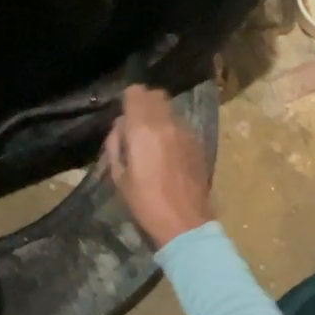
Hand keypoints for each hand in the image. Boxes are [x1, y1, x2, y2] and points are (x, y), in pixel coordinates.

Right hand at [105, 85, 213, 247]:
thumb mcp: (119, 176)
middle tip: (136, 122)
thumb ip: (116, 144)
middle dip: (144, 102)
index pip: (136, 93)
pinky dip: (172, 127)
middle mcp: (166, 123)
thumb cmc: (145, 202)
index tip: (124, 111)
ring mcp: (185, 131)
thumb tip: (120, 127)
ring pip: (170, 108)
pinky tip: (168, 147)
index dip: (128, 99)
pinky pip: (181, 124)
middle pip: (156, 95)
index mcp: (143, 129)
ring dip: (159, 114)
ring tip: (152, 136)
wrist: (185, 221)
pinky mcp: (198, 142)